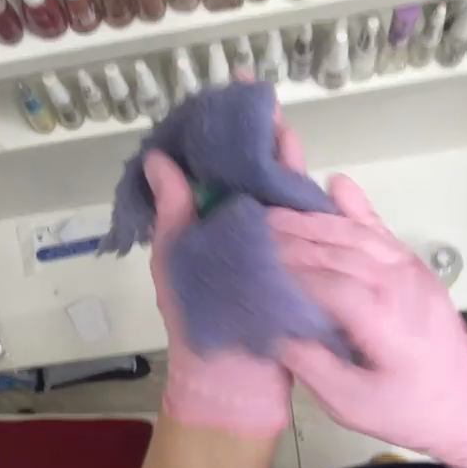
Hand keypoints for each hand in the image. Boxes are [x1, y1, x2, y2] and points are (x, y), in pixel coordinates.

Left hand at [144, 125, 301, 437]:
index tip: (217, 97)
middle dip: (251, 132)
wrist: (232, 376)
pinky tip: (308, 166)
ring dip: (278, 154)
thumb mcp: (176, 262)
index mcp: (204, 224)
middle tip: (255, 91)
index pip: (209, 168)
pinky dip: (303, 194)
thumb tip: (159, 159)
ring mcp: (269, 244)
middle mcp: (236, 228)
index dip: (212, 132)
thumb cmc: (196, 319)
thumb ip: (174, 212)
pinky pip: (301, 224)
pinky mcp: (297, 262)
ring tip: (278, 116)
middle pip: (246, 170)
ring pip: (275, 190)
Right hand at [268, 176, 466, 467]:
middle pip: (338, 250)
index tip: (253, 265)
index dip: (288, 272)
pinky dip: (356, 208)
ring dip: (314, 221)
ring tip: (275, 213)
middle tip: (252, 230)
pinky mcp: (416, 268)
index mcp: (382, 320)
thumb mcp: (350, 403)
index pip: (326, 282)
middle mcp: (398, 285)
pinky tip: (336, 186)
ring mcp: (411, 271)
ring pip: (357, 234)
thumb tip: (272, 329)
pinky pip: (381, 231)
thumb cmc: (406, 410)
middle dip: (292, 237)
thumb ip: (310, 364)